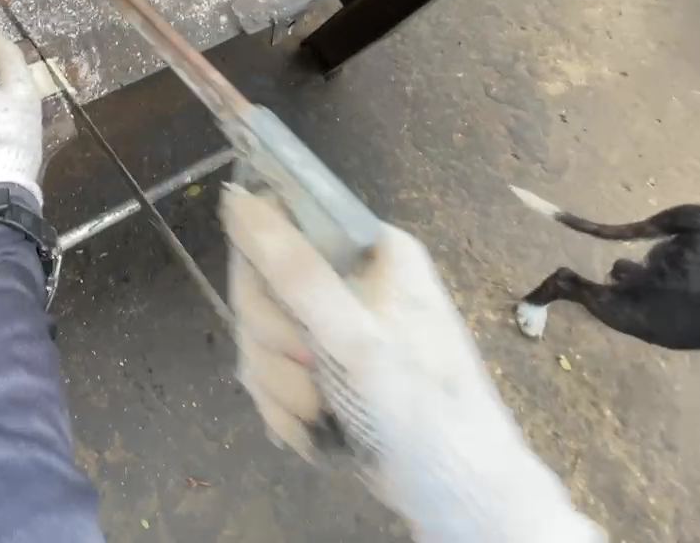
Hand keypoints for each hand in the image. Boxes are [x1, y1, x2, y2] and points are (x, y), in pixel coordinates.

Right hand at [221, 186, 605, 542]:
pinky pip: (264, 364)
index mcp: (367, 247)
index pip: (277, 217)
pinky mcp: (316, 360)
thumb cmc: (422, 411)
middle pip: (257, 279)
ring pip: (255, 326)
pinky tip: (307, 425)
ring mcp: (330, 319)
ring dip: (275, 377)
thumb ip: (295, 269)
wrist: (463, 501)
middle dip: (271, 338)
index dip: (259, 259)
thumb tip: (236, 199)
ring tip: (316, 411)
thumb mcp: (357, 338)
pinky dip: (278, 400)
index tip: (275, 304)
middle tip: (307, 368)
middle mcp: (346, 273)